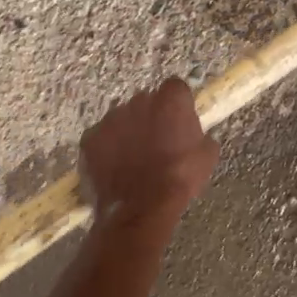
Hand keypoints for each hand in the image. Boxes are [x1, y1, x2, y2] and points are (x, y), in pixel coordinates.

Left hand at [79, 78, 219, 226]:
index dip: (176, 103)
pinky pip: (100, 137)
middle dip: (150, 115)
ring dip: (128, 130)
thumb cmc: (179, 178)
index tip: (178, 120)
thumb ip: (199, 134)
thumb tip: (193, 135)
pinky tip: (112, 167)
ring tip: (131, 157)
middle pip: (146, 100)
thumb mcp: (207, 154)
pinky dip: (106, 148)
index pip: (175, 87)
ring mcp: (111, 119)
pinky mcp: (89, 139)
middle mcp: (140, 100)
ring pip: (121, 118)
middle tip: (156, 141)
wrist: (140, 209)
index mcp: (171, 99)